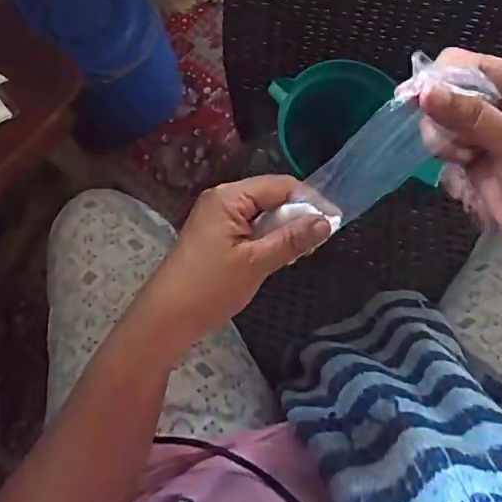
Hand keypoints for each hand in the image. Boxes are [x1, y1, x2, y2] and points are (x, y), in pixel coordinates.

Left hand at [127, 175, 332, 348]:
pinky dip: (267, 237)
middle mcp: (222, 198)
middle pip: (271, 195)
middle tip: (319, 242)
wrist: (166, 317)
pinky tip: (279, 256)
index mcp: (229, 196)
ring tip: (301, 252)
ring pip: (261, 212)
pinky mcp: (215, 233)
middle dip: (297, 215)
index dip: (309, 201)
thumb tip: (326, 221)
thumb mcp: (256, 263)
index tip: (334, 222)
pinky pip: (249, 225)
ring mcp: (216, 215)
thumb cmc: (210, 287)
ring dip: (283, 228)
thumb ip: (291, 239)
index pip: (280, 185)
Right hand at [419, 47, 501, 258]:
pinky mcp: (472, 158)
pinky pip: (443, 147)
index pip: (475, 66)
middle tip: (454, 141)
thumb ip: (474, 117)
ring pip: (440, 119)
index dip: (445, 78)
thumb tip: (425, 92)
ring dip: (445, 139)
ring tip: (466, 159)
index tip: (420, 98)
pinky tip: (468, 174)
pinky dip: (447, 160)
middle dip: (443, 114)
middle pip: (450, 90)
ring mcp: (486, 131)